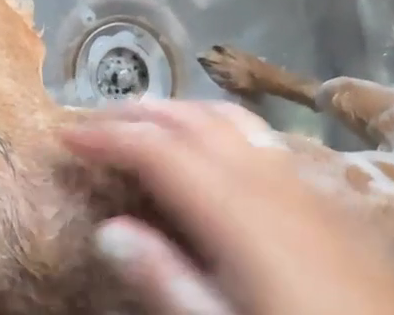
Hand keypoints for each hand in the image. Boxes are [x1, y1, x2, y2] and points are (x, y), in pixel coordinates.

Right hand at [63, 100, 393, 314]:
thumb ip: (168, 282)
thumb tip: (109, 230)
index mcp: (235, 211)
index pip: (156, 150)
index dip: (107, 136)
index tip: (66, 137)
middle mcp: (266, 179)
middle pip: (190, 122)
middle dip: (137, 114)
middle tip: (93, 124)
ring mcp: (302, 182)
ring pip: (227, 119)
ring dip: (177, 111)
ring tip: (142, 121)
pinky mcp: (326, 196)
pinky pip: (259, 137)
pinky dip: (219, 124)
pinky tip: (215, 145)